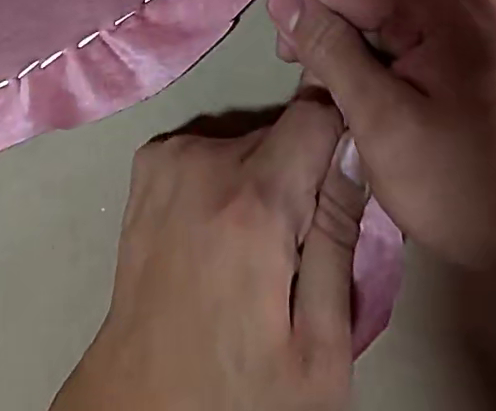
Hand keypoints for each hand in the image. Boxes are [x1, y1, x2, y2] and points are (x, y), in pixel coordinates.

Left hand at [51, 97, 368, 410]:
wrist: (141, 402)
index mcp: (253, 202)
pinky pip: (211, 147)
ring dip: (261, 177)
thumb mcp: (319, 344)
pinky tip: (216, 230)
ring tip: (251, 246)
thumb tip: (354, 148)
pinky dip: (223, 175)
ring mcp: (168, 157)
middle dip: (300, 174)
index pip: (315, 113)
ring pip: (247, 139)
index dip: (338, 138)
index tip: (342, 179)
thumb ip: (342, 235)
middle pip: (282, 131)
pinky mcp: (148, 164)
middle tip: (295, 244)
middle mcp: (203, 161)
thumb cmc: (240, 389)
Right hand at [266, 0, 495, 274]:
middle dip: (339, 42)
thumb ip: (328, 50)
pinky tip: (394, 97)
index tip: (291, 70)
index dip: (307, 21)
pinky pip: (414, 26)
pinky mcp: (485, 27)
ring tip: (363, 106)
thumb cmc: (461, 186)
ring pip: (386, 12)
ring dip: (363, 54)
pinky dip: (391, 57)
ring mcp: (483, 4)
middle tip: (333, 101)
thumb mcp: (380, 120)